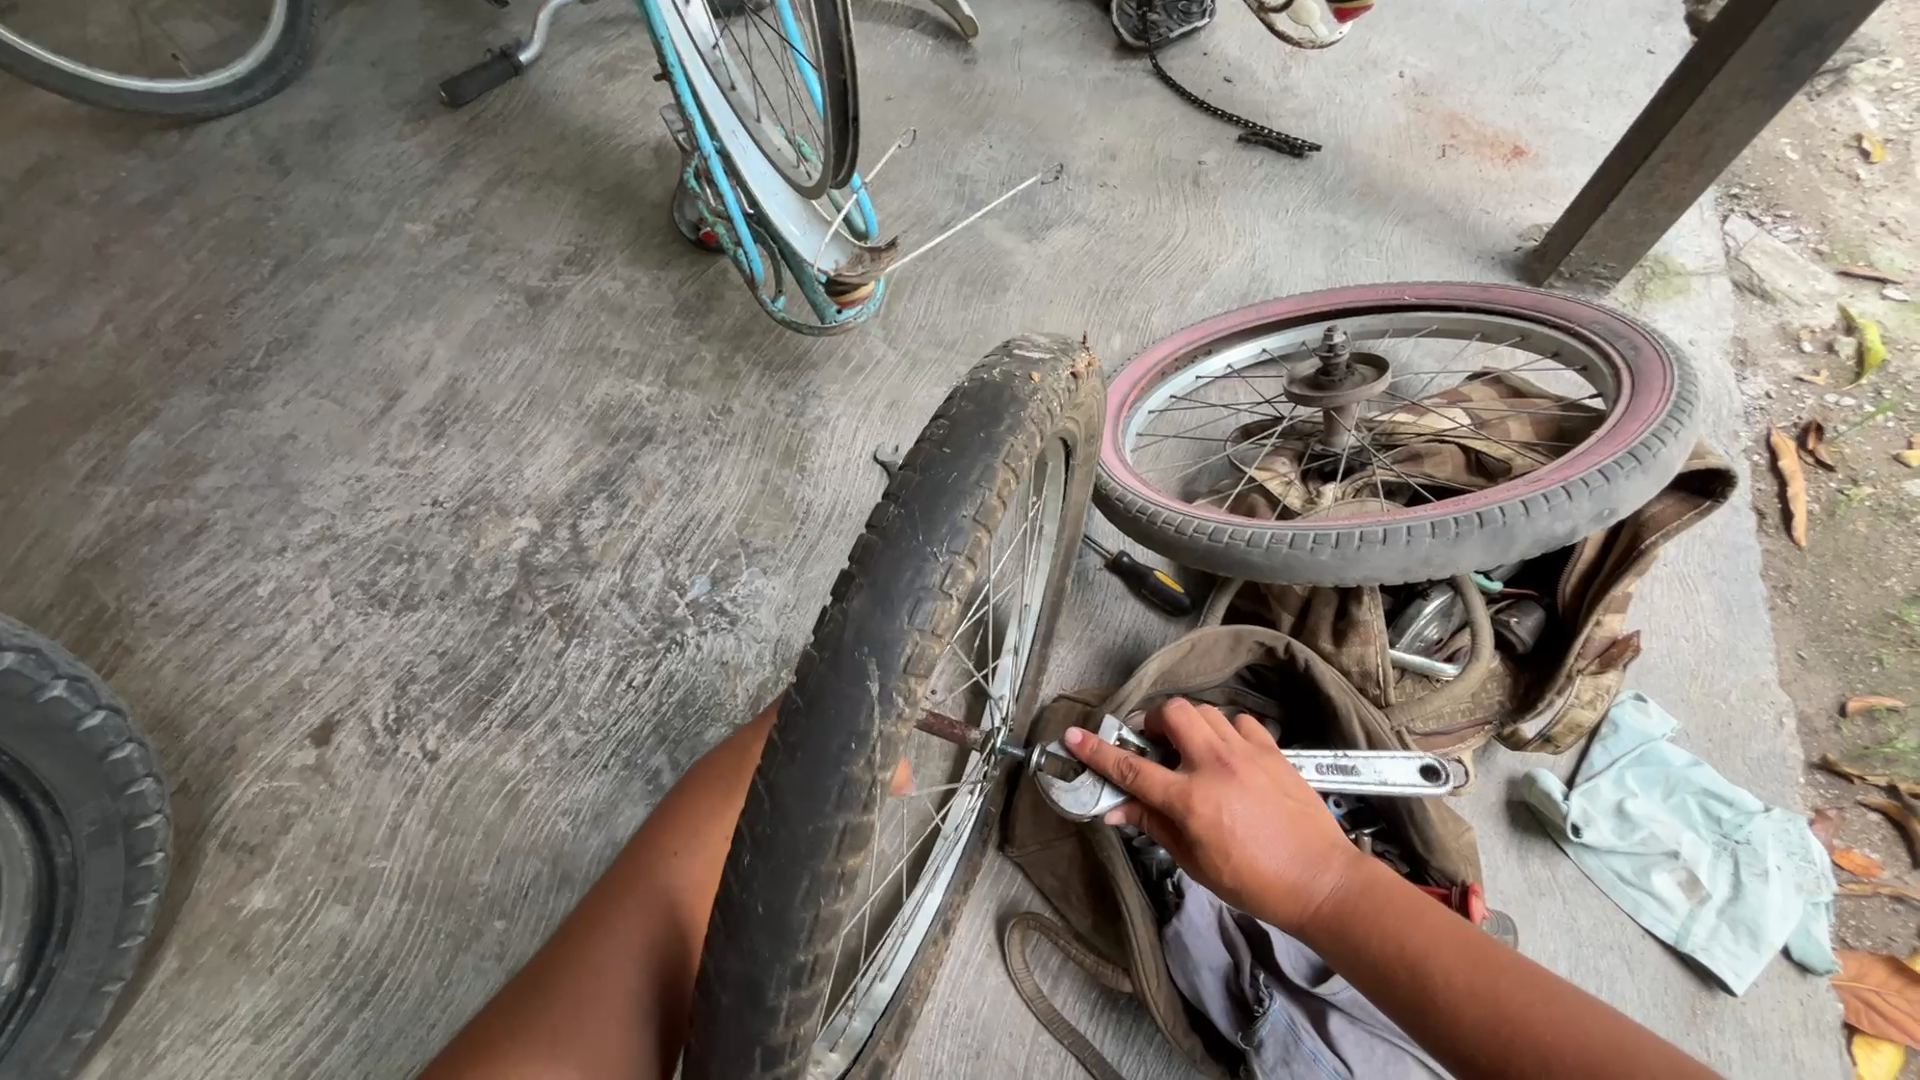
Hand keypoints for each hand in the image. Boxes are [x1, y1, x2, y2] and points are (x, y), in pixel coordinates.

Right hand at [1062, 697, 1365, 929]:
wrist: (1320, 881)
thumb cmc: (1253, 881)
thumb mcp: (1194, 861)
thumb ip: (1153, 824)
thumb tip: (1115, 808)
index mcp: (1190, 800)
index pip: (1131, 769)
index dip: (1097, 751)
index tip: (1074, 734)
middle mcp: (1215, 766)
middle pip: (1172, 713)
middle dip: (1154, 721)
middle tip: (1154, 745)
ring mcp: (1247, 753)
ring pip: (1205, 711)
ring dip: (1188, 724)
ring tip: (1189, 749)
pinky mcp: (1273, 751)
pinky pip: (1240, 721)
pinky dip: (1225, 730)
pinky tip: (1227, 752)